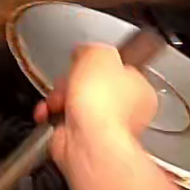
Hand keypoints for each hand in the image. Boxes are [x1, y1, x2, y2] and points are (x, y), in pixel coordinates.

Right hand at [34, 43, 159, 169]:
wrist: (87, 140)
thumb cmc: (103, 105)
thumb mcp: (100, 55)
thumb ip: (93, 49)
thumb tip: (83, 53)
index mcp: (140, 90)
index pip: (119, 70)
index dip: (97, 64)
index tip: (86, 61)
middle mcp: (124, 111)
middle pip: (90, 85)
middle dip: (72, 81)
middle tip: (70, 81)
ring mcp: (101, 127)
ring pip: (72, 102)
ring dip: (58, 97)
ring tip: (58, 100)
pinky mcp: (79, 138)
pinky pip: (60, 120)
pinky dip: (49, 115)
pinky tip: (50, 113)